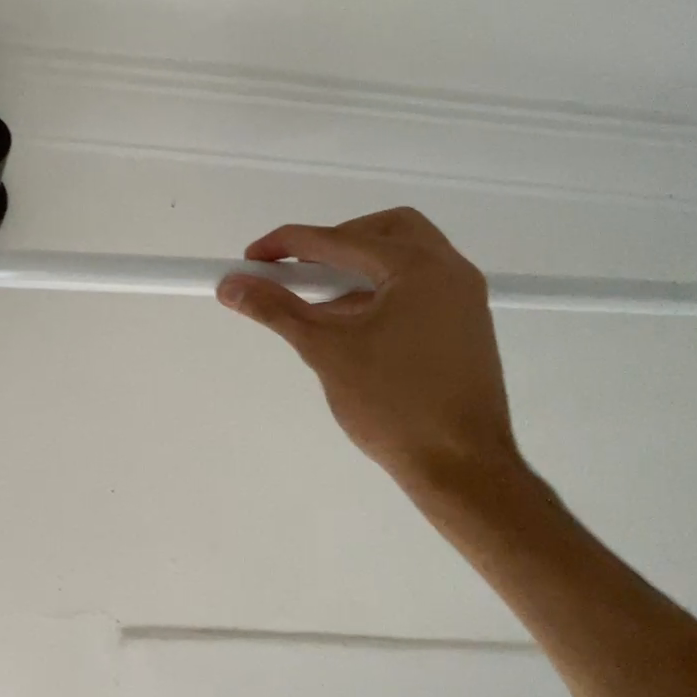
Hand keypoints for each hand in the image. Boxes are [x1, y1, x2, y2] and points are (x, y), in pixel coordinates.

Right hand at [217, 207, 519, 487]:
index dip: (287, 245)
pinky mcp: (463, 326)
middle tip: (297, 272)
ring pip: (404, 259)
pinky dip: (379, 292)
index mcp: (418, 268)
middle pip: (385, 230)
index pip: (340, 240)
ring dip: (358, 269)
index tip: (250, 260)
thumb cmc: (393, 404)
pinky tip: (350, 326)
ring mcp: (463, 299)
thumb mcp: (326, 351)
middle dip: (335, 243)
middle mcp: (449, 271)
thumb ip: (276, 310)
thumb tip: (232, 285)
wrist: (461, 466)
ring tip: (318, 304)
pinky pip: (416, 288)